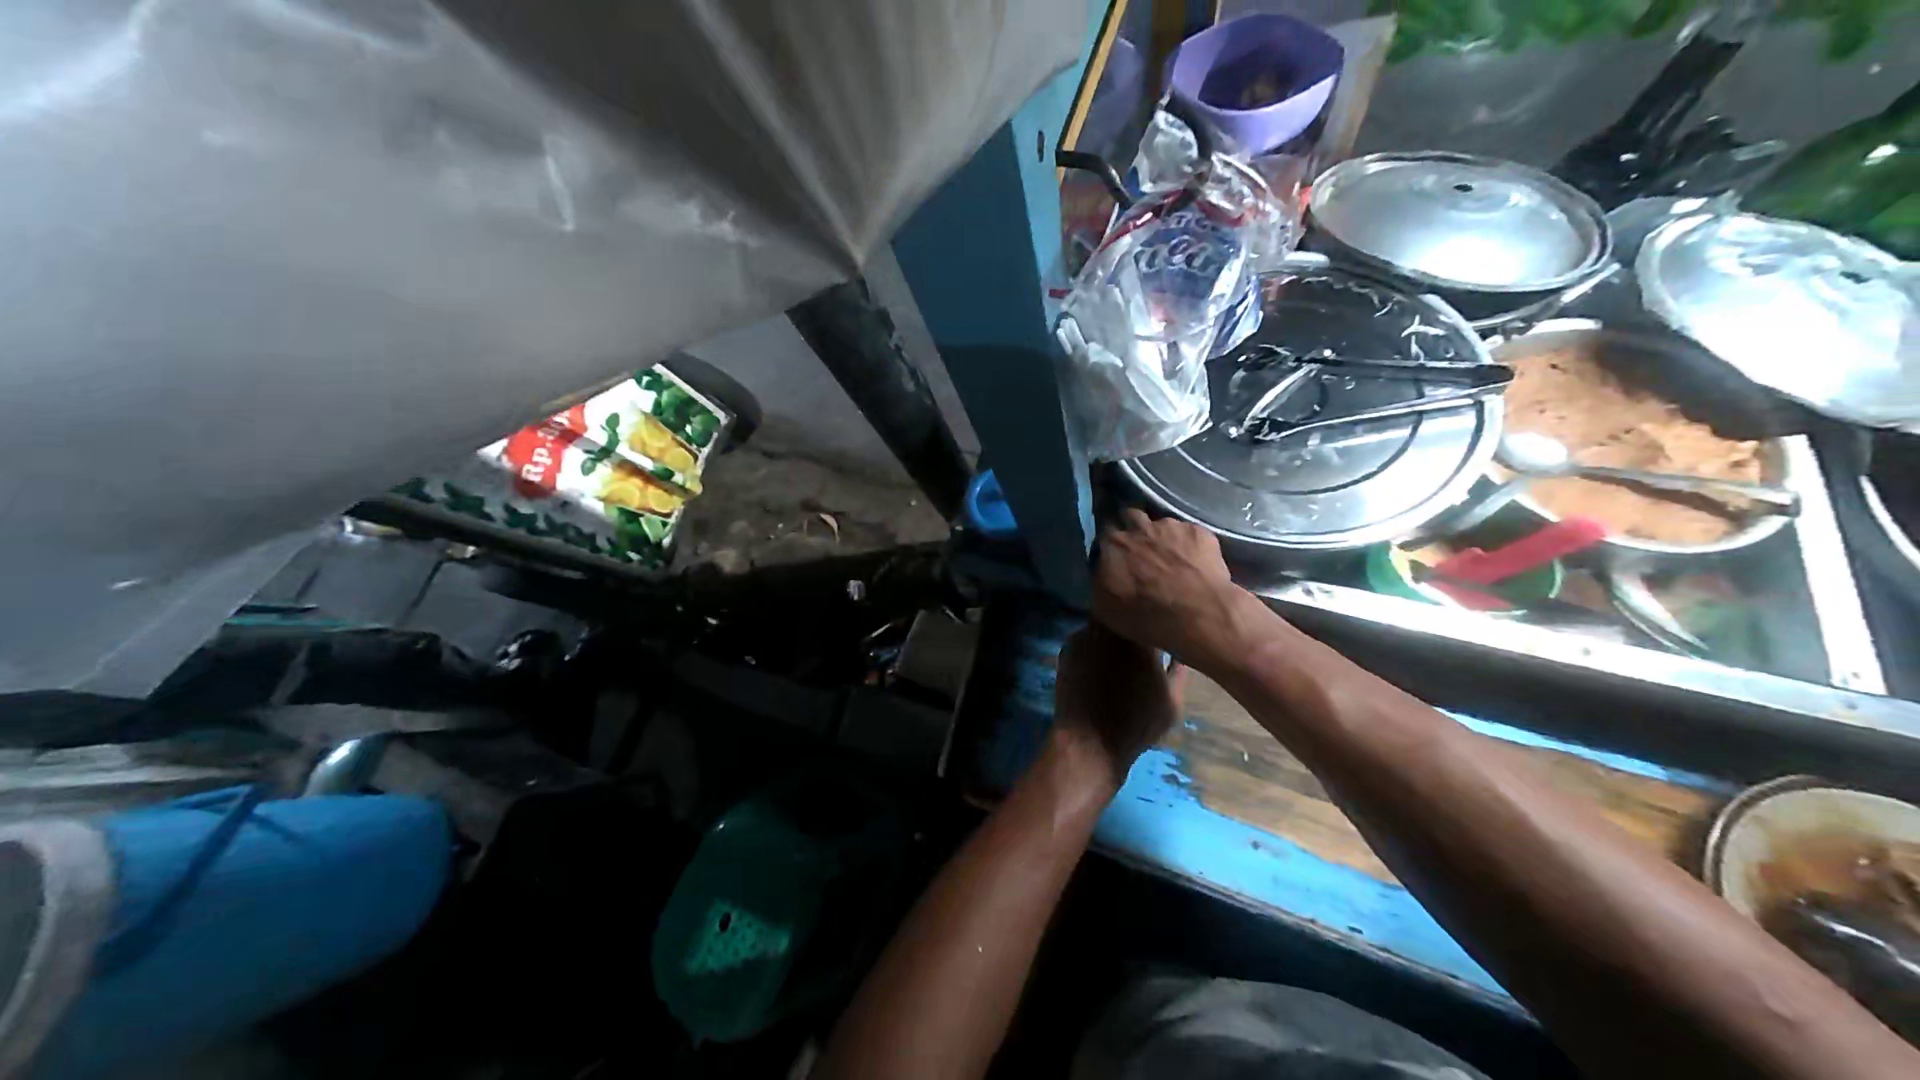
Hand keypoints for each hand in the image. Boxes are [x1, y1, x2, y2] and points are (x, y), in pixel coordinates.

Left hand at [1053, 621, 1186, 788]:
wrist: (1089, 741)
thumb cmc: (1137, 724)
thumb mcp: (1172, 700)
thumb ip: (1180, 669)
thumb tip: (1183, 650)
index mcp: (1142, 637)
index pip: (1153, 613)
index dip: (1160, 618)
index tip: (1166, 626)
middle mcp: (1112, 628)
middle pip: (1126, 611)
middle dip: (1135, 619)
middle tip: (1144, 635)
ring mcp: (1086, 634)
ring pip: (1104, 621)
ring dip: (1114, 631)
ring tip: (1122, 650)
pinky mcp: (1068, 647)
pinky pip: (1087, 636)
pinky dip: (1096, 643)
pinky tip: (1101, 661)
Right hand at [1092, 509, 1242, 666]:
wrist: (1199, 616)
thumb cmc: (1147, 617)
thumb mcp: (1105, 608)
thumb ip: (1098, 580)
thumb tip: (1100, 569)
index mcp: (1113, 544)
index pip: (1103, 530)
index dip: (1109, 541)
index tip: (1112, 553)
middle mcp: (1139, 527)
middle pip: (1131, 516)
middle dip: (1132, 527)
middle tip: (1139, 548)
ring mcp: (1171, 526)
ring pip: (1161, 523)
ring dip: (1161, 535)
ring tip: (1170, 557)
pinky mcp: (1199, 532)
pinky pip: (1188, 533)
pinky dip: (1188, 544)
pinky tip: (1194, 562)